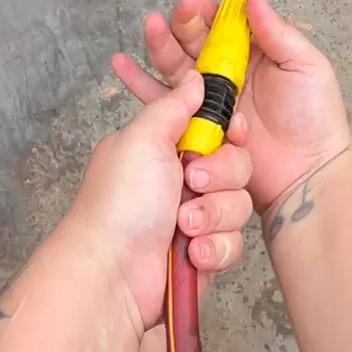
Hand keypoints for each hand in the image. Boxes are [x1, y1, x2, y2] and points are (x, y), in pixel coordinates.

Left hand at [65, 73, 255, 330]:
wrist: (113, 272)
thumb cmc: (121, 200)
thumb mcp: (143, 138)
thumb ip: (173, 106)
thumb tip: (194, 78)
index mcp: (164, 147)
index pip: (215, 130)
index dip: (230, 132)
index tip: (232, 133)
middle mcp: (181, 179)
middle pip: (236, 165)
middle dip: (221, 176)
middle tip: (193, 183)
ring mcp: (193, 217)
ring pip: (238, 205)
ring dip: (214, 215)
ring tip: (184, 227)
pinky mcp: (204, 252)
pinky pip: (233, 243)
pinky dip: (214, 248)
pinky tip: (191, 254)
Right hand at [111, 0, 351, 211]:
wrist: (308, 172)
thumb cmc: (314, 117)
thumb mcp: (305, 65)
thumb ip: (276, 31)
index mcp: (251, 52)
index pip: (223, 21)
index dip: (206, 3)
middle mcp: (225, 71)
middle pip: (194, 38)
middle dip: (183, 19)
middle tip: (178, 7)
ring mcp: (208, 98)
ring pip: (175, 64)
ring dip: (160, 43)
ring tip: (151, 25)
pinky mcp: (195, 125)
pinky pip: (163, 101)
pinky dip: (139, 82)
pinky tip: (121, 64)